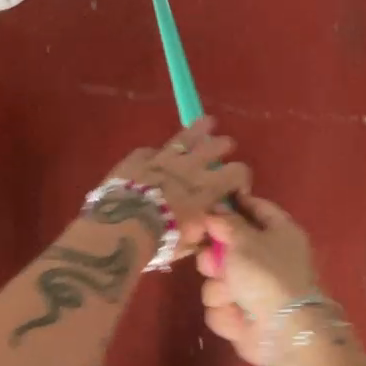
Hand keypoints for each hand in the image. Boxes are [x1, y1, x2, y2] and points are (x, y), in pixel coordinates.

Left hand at [103, 117, 248, 260]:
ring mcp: (163, 157)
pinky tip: (156, 154)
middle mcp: (190, 167)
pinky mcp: (139, 157)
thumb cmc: (162, 239)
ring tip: (207, 122)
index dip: (242, 177)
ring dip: (199, 129)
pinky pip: (151, 151)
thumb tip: (208, 231)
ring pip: (186, 136)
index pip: (238, 172)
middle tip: (224, 148)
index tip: (237, 188)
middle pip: (216, 145)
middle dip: (223, 146)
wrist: (123, 225)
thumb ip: (203, 232)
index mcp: (207, 188)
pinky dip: (155, 154)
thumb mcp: (191, 243)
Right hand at [198, 194, 316, 365]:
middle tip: (210, 263)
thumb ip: (225, 222)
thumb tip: (215, 211)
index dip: (234, 204)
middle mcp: (268, 258)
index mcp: (279, 232)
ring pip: (218, 280)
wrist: (284, 332)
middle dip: (213, 257)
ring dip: (220, 288)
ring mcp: (255, 289)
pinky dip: (226, 312)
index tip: (210, 204)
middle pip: (228, 247)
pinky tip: (238, 317)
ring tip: (231, 296)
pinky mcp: (244, 316)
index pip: (256, 208)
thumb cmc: (267, 275)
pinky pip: (221, 306)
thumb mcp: (243, 240)